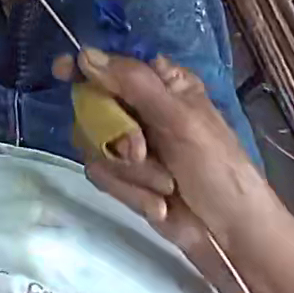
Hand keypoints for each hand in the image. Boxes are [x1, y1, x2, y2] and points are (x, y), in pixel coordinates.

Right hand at [58, 49, 265, 251]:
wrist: (231, 238)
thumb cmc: (218, 169)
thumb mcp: (180, 119)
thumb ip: (133, 83)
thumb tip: (85, 55)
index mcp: (161, 84)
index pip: (112, 64)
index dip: (84, 65)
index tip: (62, 71)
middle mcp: (140, 109)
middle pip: (93, 106)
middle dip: (115, 135)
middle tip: (140, 151)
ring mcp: (129, 144)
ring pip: (93, 143)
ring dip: (129, 172)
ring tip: (165, 186)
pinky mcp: (123, 177)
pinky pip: (100, 174)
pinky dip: (129, 192)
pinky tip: (158, 205)